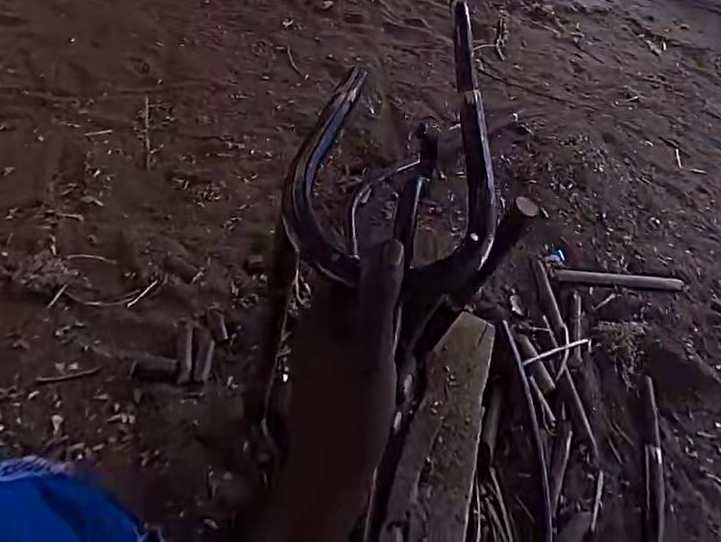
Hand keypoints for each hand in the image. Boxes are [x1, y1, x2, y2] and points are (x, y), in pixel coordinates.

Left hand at [256, 239, 404, 539]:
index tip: (404, 293)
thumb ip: (380, 293)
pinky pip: (360, 354)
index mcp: (320, 309)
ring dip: (386, 342)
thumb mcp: (374, 344)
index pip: (351, 271)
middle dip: (387, 315)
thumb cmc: (352, 406)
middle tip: (400, 340)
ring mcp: (320, 353)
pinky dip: (378, 363)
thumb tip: (390, 244)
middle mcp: (316, 325)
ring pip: (364, 329)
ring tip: (395, 366)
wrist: (329, 476)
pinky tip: (387, 385)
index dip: (381, 276)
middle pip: (360, 299)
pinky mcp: (329, 378)